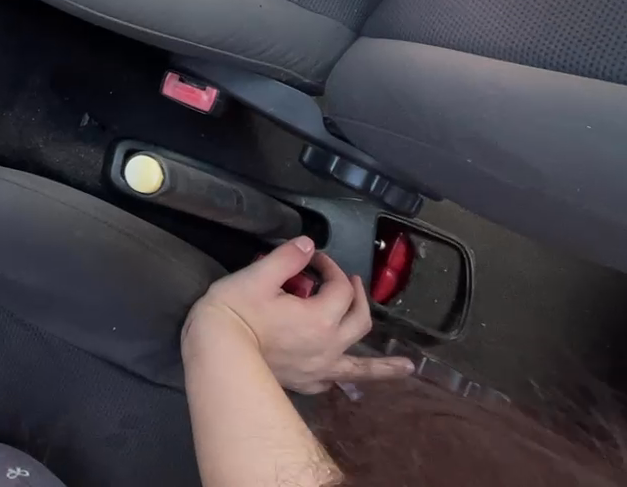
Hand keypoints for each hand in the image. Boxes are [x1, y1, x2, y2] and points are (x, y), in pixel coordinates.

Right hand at [184, 236, 413, 393]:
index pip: (340, 287)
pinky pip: (335, 380)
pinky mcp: (307, 382)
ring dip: (385, 366)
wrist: (219, 350)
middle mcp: (331, 345)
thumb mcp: (256, 275)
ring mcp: (321, 368)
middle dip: (358, 298)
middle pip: (359, 321)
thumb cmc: (235, 309)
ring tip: (407, 367)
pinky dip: (344, 375)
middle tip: (352, 282)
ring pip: (362, 366)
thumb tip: (309, 243)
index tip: (313, 256)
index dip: (331, 267)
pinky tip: (342, 377)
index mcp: (320, 316)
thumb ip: (286, 259)